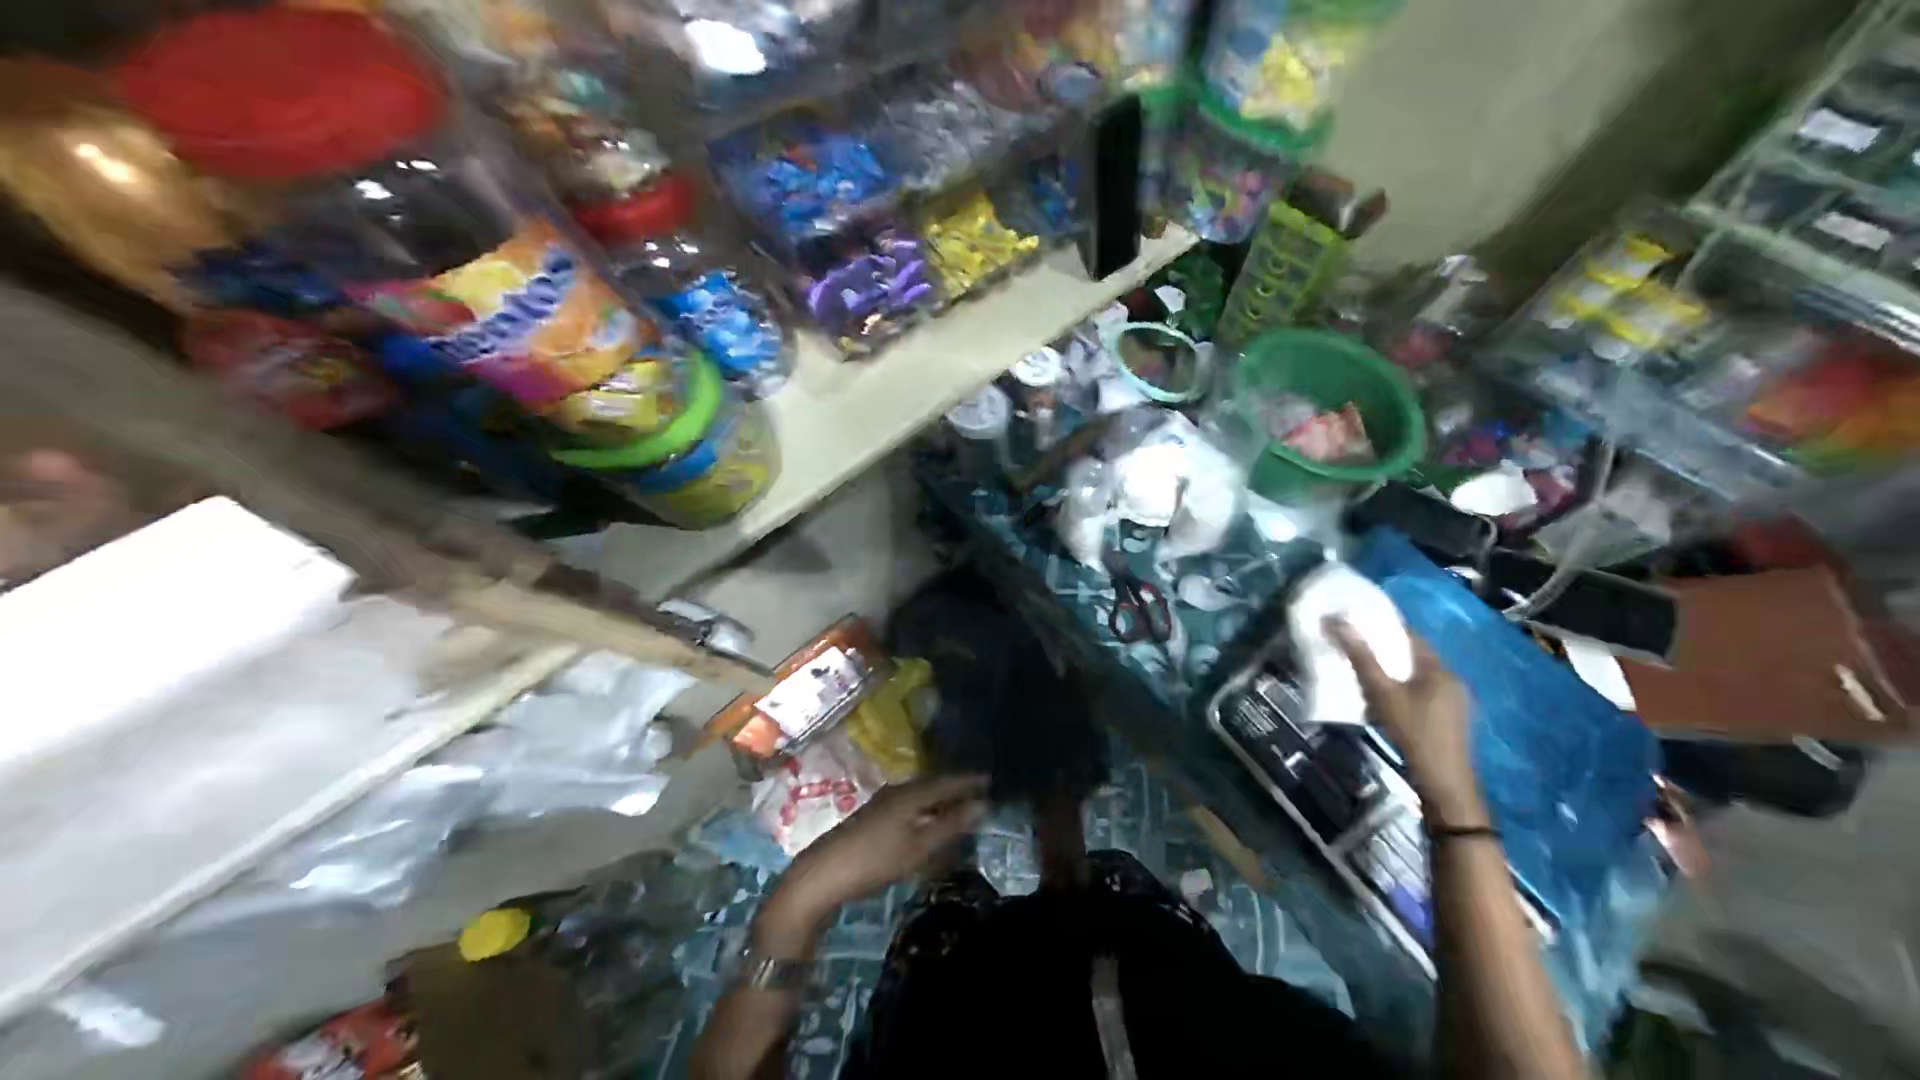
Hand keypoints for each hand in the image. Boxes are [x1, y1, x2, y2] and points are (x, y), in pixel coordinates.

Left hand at [769, 774, 989, 931]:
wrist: (822, 873)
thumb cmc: (875, 860)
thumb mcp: (919, 847)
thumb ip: (950, 826)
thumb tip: (982, 805)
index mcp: (911, 793)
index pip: (947, 781)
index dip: (969, 781)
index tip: (990, 779)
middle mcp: (897, 790)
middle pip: (932, 784)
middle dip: (955, 786)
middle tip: (978, 790)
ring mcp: (882, 802)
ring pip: (919, 793)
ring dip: (939, 797)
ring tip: (957, 804)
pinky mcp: (872, 816)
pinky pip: (909, 802)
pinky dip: (925, 806)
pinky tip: (926, 819)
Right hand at [1326, 618, 1485, 827]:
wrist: (1442, 781)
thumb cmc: (1413, 730)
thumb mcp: (1381, 692)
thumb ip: (1361, 657)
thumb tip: (1338, 622)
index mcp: (1439, 669)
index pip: (1410, 636)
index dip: (1383, 627)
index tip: (1356, 624)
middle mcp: (1451, 680)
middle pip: (1413, 657)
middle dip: (1384, 652)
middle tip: (1354, 650)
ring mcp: (1454, 702)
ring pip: (1417, 677)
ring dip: (1392, 674)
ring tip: (1363, 675)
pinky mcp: (1449, 720)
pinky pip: (1422, 694)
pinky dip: (1401, 690)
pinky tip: (1382, 702)